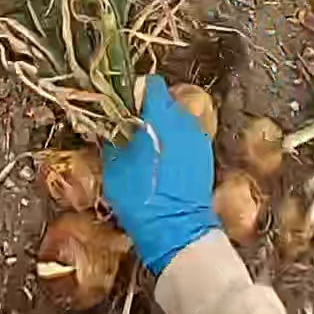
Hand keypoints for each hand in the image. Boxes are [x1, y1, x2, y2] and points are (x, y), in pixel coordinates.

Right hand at [102, 74, 218, 273]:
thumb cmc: (141, 197)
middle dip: (147, 110)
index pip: (150, 84)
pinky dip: (175, 141)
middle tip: (130, 127)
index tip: (122, 105)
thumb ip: (113, 136)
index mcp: (160, 116)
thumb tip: (109, 122)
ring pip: (176, 118)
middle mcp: (183, 119)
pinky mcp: (205, 152)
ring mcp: (197, 135)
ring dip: (162, 125)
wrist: (178, 230)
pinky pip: (187, 136)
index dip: (135, 91)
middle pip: (164, 99)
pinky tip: (162, 160)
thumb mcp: (115, 166)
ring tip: (146, 146)